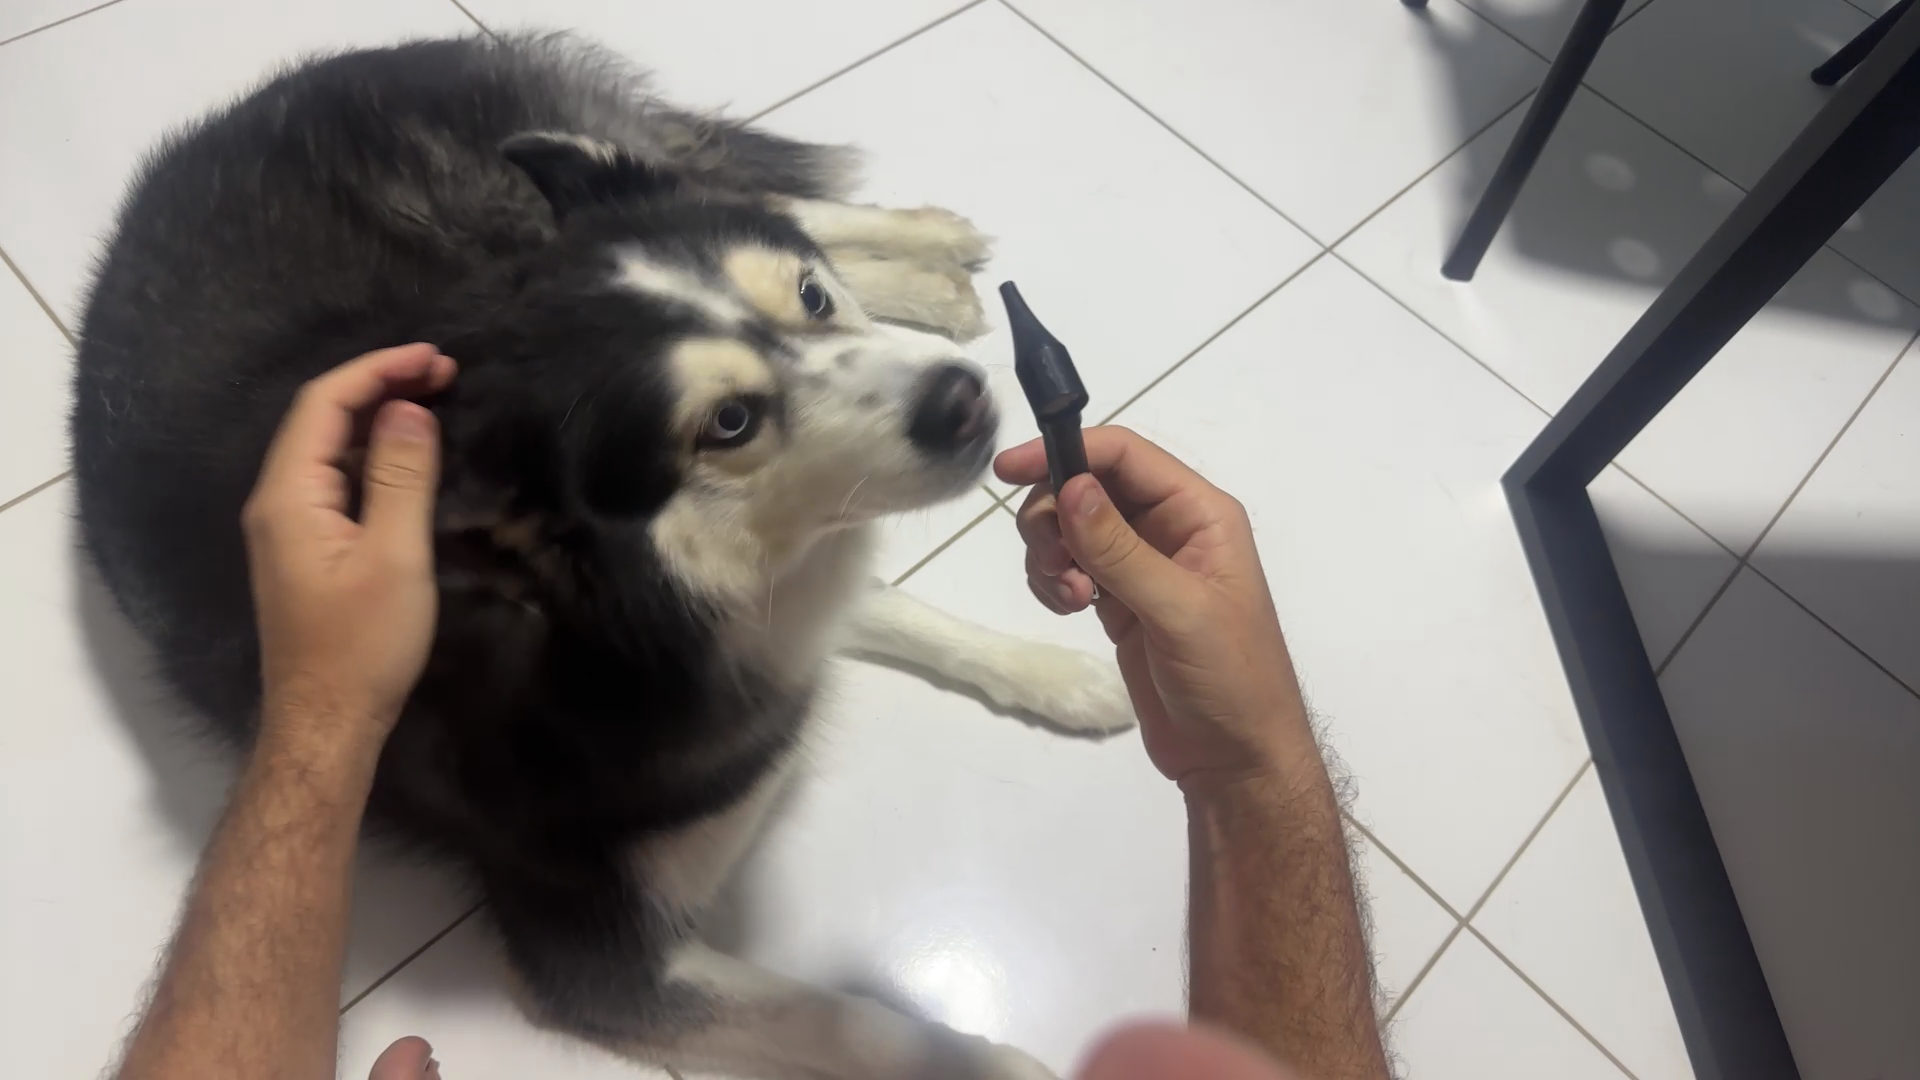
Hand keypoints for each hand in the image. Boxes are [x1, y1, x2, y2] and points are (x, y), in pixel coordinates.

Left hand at [242, 343, 455, 741]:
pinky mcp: (314, 545)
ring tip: (434, 398)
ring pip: (331, 448)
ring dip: (379, 415)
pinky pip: (341, 477)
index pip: (324, 408)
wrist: (331, 712)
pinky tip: (407, 450)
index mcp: (290, 496)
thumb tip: (409, 411)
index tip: (436, 359)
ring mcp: (293, 524)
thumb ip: (400, 479)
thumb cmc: (366, 639)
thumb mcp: (395, 555)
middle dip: (380, 385)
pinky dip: (376, 450)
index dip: (377, 372)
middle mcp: (279, 501)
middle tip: (445, 372)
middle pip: (322, 420)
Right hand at [996, 428, 1313, 791]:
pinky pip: (1069, 566)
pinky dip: (1053, 579)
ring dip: (1052, 554)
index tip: (1010, 468)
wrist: (1234, 757)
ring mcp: (1139, 563)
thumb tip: (1070, 487)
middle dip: (1053, 516)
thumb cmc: (1229, 677)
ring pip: (1071, 526)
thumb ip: (1120, 548)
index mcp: (1197, 513)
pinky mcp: (1117, 598)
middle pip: (1087, 487)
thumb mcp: (1178, 609)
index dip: (1067, 450)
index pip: (1124, 455)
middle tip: (1051, 562)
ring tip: (1069, 597)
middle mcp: (1167, 527)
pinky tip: (1068, 607)